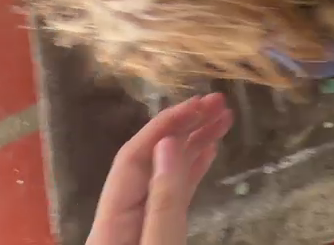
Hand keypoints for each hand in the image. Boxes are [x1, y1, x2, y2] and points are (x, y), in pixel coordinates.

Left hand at [87, 93, 234, 244]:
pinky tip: (209, 150)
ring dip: (195, 143)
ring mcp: (139, 226)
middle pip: (151, 160)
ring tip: (223, 119)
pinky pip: (174, 195)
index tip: (197, 103)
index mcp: (110, 220)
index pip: (134, 156)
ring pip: (167, 174)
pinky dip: (192, 170)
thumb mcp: (158, 244)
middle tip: (219, 102)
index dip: (165, 124)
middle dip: (185, 126)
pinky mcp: (156, 235)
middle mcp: (122, 216)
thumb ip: (163, 200)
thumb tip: (167, 142)